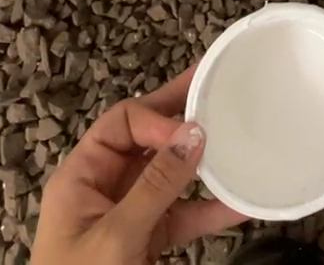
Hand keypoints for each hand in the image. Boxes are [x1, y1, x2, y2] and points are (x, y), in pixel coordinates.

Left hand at [31, 66, 244, 264]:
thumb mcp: (114, 240)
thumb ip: (156, 186)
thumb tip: (195, 133)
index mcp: (82, 176)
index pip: (124, 123)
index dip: (159, 119)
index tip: (193, 133)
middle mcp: (105, 187)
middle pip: (148, 138)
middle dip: (184, 114)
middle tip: (222, 82)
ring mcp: (127, 213)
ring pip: (170, 173)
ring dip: (204, 162)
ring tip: (239, 135)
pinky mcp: (147, 241)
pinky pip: (183, 213)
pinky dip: (210, 210)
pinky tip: (241, 204)